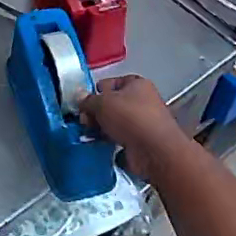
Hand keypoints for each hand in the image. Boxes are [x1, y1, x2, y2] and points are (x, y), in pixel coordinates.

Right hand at [79, 75, 197, 180]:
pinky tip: (101, 147)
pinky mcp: (142, 145)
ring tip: (90, 134)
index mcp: (137, 84)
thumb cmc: (131, 118)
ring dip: (102, 129)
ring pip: (115, 123)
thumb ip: (87, 100)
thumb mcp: (102, 103)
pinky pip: (120, 141)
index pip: (111, 82)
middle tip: (85, 121)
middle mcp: (143, 101)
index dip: (97, 91)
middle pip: (112, 104)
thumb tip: (80, 99)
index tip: (85, 102)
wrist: (156, 153)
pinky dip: (111, 144)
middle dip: (97, 112)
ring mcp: (144, 124)